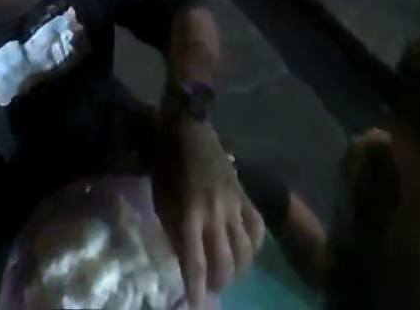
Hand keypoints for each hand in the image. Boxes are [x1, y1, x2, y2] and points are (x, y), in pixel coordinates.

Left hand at [157, 119, 264, 304]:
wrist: (188, 127)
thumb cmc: (167, 161)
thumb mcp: (161, 197)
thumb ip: (174, 230)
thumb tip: (186, 260)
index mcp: (189, 211)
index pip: (195, 261)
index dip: (196, 290)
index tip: (196, 307)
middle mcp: (214, 212)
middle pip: (225, 263)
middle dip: (218, 282)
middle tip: (210, 286)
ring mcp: (233, 203)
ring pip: (245, 251)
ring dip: (237, 269)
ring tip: (227, 271)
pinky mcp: (245, 193)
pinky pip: (258, 228)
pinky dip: (255, 245)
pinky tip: (245, 249)